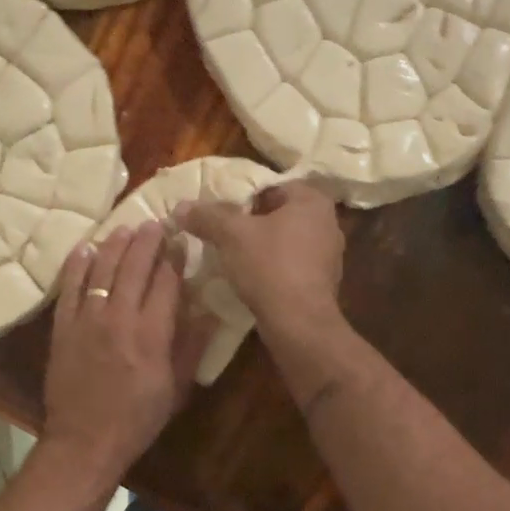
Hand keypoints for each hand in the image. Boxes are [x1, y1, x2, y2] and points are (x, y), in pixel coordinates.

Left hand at [42, 222, 211, 477]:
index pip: (167, 282)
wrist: (85, 441)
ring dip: (115, 245)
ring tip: (125, 228)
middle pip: (135, 267)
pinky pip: (69, 288)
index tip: (182, 242)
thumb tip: (209, 312)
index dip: (176, 258)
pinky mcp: (62, 328)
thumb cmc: (137, 420)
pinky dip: (77, 265)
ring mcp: (87, 320)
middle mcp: (120, 319)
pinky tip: (85, 249)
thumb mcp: (176, 389)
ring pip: (102, 270)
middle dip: (147, 241)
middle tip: (155, 223)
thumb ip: (191, 348)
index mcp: (153, 335)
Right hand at [174, 180, 345, 334]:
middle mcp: (328, 223)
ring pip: (285, 243)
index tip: (220, 214)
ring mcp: (329, 256)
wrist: (298, 323)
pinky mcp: (322, 284)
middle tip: (223, 235)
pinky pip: (292, 267)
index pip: (271, 187)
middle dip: (251, 224)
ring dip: (262, 249)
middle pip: (279, 215)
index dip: (242, 198)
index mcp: (313, 201)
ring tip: (234, 259)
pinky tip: (253, 281)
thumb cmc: (270, 267)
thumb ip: (207, 216)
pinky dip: (273, 270)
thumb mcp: (232, 235)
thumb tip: (180, 207)